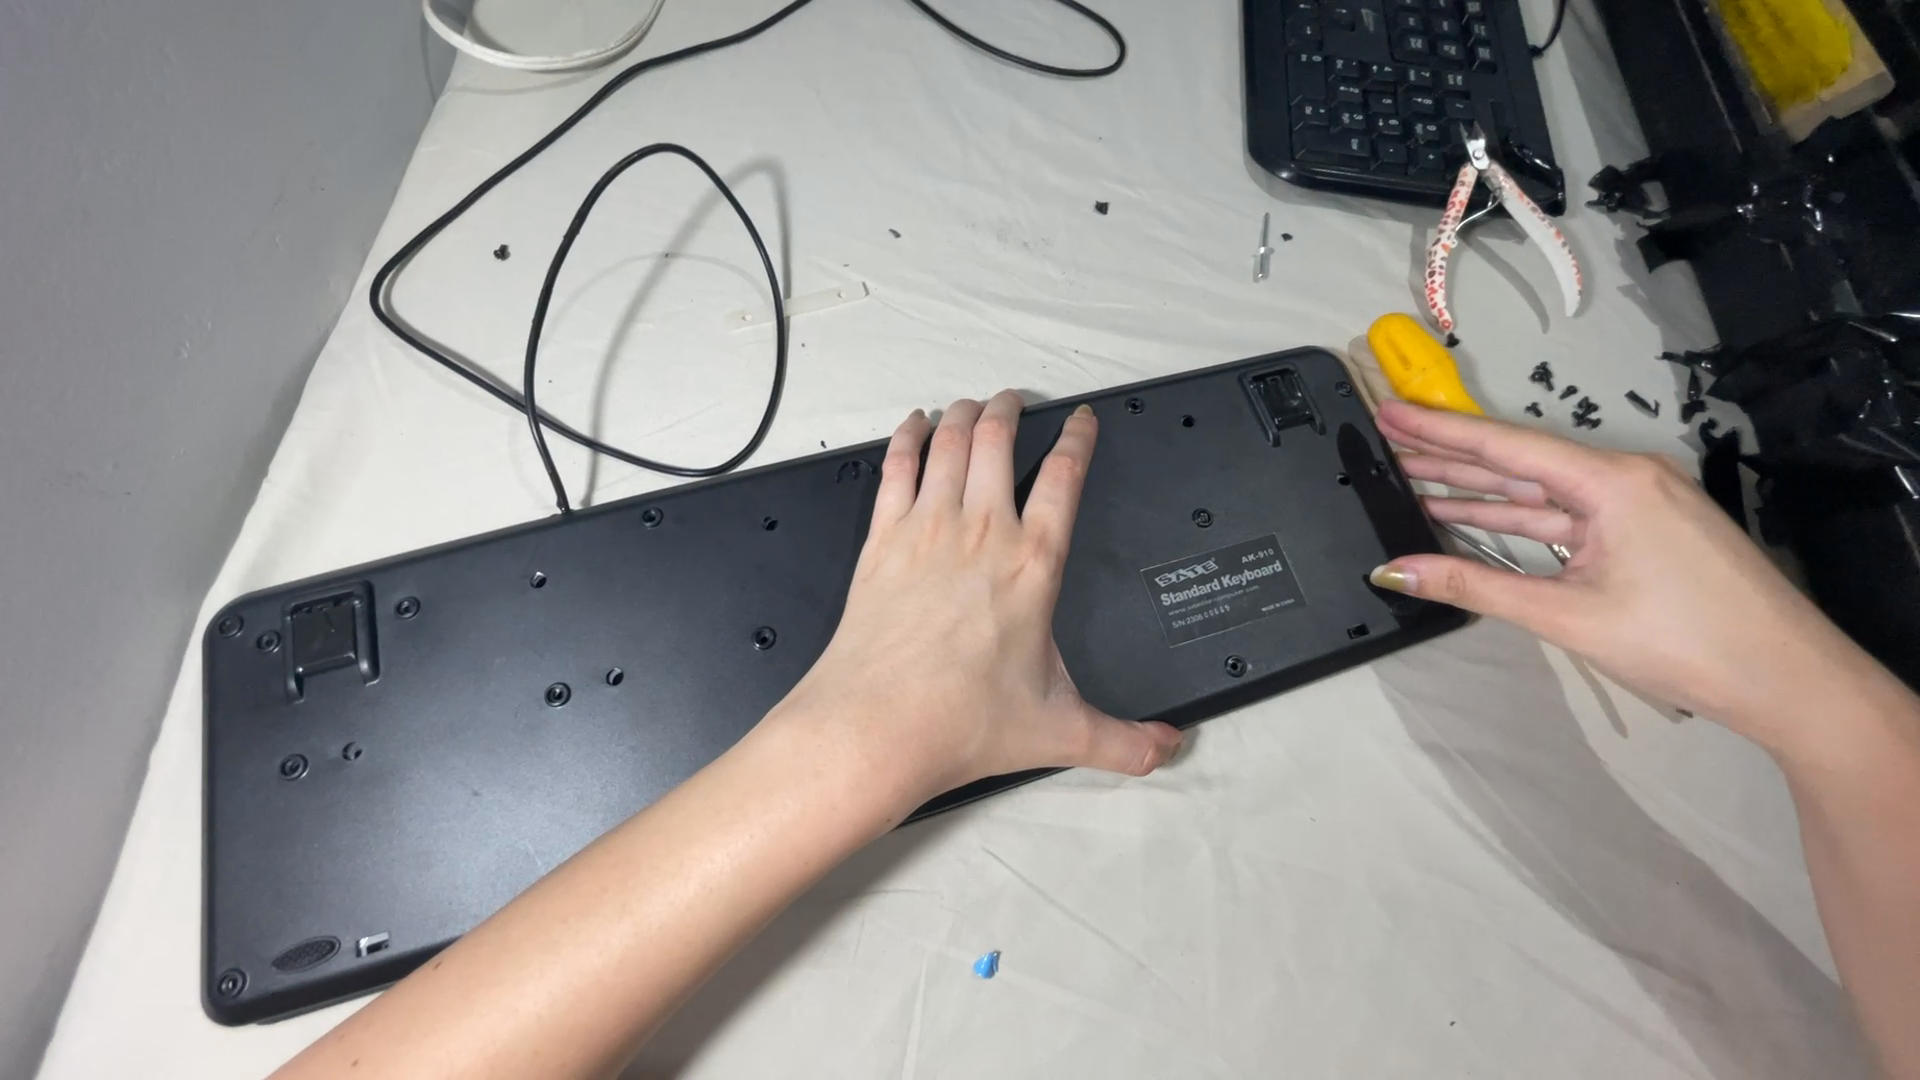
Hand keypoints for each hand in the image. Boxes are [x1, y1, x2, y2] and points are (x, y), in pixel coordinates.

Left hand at [771, 391, 1182, 804]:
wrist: (877, 723)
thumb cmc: (958, 719)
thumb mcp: (1059, 731)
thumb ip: (1122, 740)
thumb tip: (1165, 749)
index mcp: (1033, 564)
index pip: (1066, 478)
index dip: (1078, 439)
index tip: (1082, 420)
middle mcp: (981, 531)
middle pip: (1000, 441)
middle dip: (1011, 410)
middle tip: (1016, 399)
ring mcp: (927, 528)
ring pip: (950, 445)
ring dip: (964, 415)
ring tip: (972, 403)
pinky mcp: (883, 539)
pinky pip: (897, 467)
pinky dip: (907, 438)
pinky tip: (912, 426)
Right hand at [1367, 400, 1897, 756]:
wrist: (1792, 685)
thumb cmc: (1684, 642)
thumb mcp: (1564, 613)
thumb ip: (1470, 585)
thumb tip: (1392, 570)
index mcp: (1612, 483)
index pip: (1504, 449)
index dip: (1439, 429)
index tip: (1389, 411)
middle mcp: (1623, 480)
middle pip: (1516, 463)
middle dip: (1446, 452)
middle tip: (1387, 436)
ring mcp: (1632, 506)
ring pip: (1534, 491)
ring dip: (1471, 488)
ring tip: (1408, 473)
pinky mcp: (1636, 532)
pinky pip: (1557, 516)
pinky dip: (1509, 517)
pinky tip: (1462, 515)